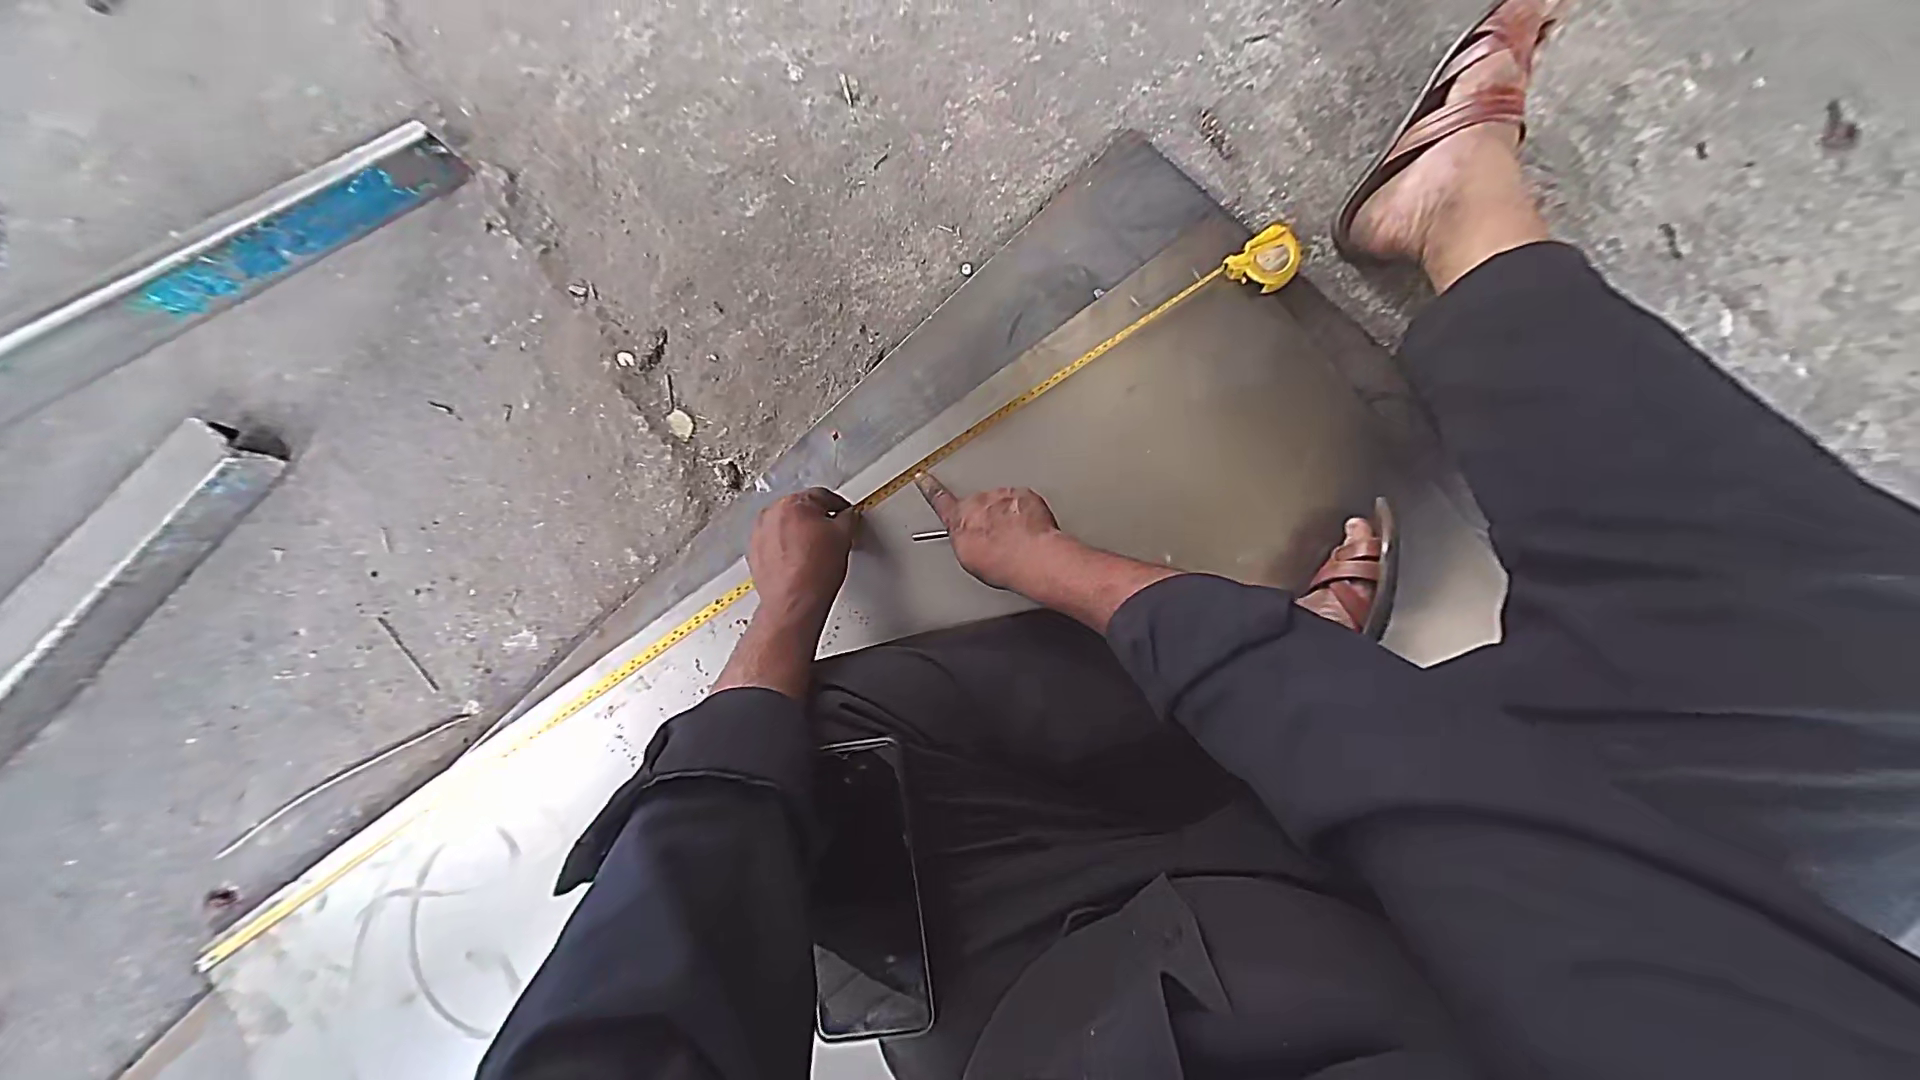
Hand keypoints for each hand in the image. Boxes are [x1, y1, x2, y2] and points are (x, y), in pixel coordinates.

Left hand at [748, 488, 858, 623]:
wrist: (794, 602)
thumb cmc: (814, 573)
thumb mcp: (844, 537)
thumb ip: (848, 518)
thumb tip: (848, 517)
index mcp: (794, 504)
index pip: (821, 495)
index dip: (838, 505)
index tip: (844, 514)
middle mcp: (772, 515)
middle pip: (800, 508)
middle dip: (817, 519)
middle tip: (832, 533)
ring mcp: (760, 533)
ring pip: (785, 525)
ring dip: (799, 532)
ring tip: (816, 550)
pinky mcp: (755, 552)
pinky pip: (774, 541)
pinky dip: (786, 547)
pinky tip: (801, 560)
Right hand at [914, 473, 1067, 592]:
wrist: (1030, 556)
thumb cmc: (1000, 561)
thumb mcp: (969, 559)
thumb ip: (964, 540)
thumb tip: (970, 541)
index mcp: (959, 517)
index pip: (940, 500)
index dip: (930, 488)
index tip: (924, 478)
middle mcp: (978, 501)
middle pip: (979, 504)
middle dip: (987, 516)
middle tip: (999, 537)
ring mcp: (1002, 496)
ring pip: (1003, 502)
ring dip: (1009, 516)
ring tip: (1018, 538)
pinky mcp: (1024, 494)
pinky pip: (1023, 501)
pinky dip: (1026, 513)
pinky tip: (1030, 530)